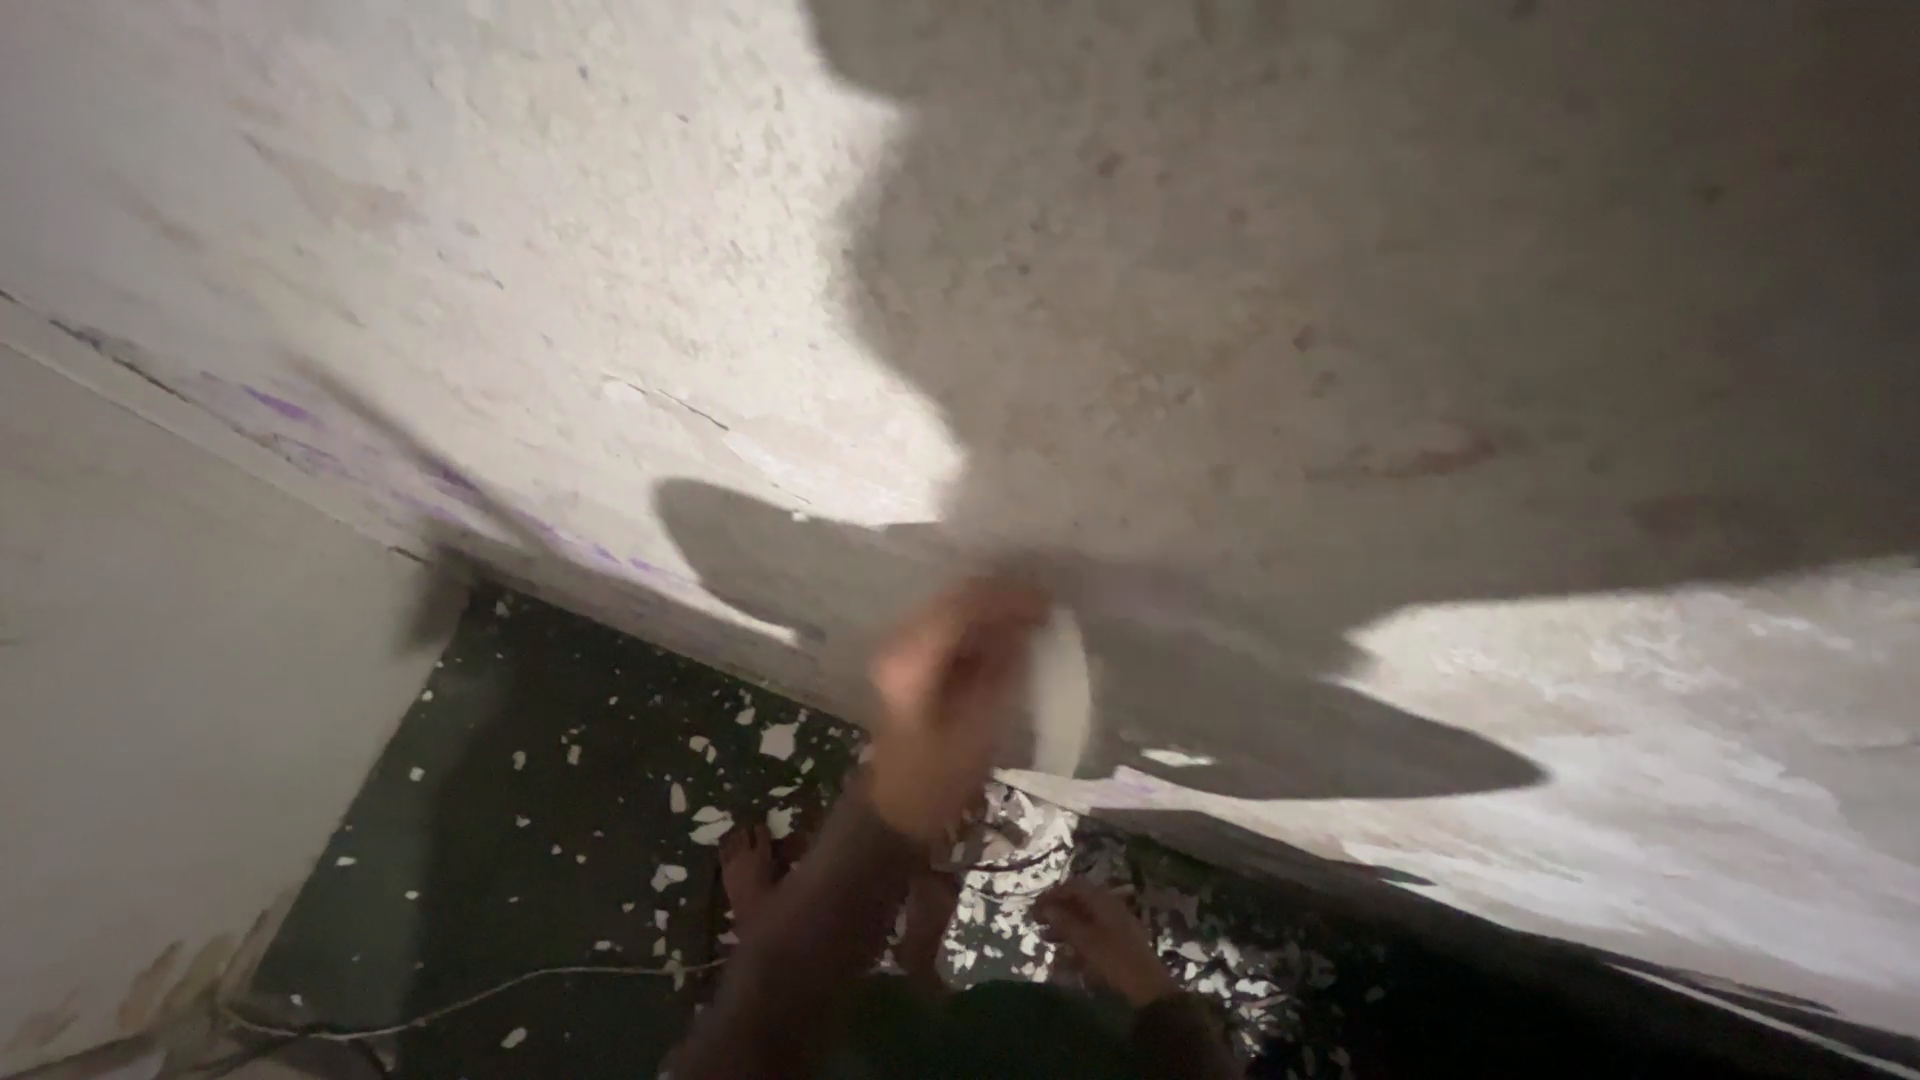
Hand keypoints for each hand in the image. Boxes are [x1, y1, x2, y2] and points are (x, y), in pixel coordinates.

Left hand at [864, 577, 1048, 842]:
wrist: (898, 807)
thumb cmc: (939, 777)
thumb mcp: (980, 726)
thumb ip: (1004, 670)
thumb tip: (1027, 628)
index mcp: (912, 658)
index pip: (964, 605)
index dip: (1009, 598)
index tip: (1049, 603)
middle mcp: (900, 641)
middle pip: (957, 598)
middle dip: (1004, 597)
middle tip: (1047, 606)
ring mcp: (901, 647)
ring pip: (955, 607)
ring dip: (994, 608)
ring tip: (1036, 618)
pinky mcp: (911, 658)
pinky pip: (951, 625)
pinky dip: (982, 625)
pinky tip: (1011, 635)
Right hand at [1035, 878, 1179, 1006]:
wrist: (1149, 989)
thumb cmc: (1114, 960)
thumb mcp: (1085, 941)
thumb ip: (1064, 922)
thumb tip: (1045, 907)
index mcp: (1103, 901)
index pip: (1074, 886)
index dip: (1052, 894)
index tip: (1035, 907)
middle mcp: (1110, 907)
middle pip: (1079, 901)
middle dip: (1057, 909)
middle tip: (1037, 922)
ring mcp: (1117, 924)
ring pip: (1085, 917)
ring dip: (1064, 924)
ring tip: (1045, 938)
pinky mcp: (1119, 941)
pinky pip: (1093, 932)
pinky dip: (1077, 938)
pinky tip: (1065, 954)